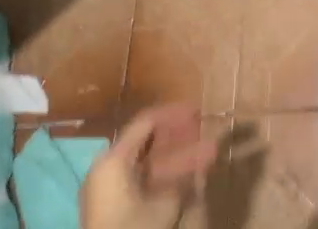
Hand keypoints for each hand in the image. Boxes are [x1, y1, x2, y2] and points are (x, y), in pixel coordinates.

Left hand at [81, 103, 219, 228]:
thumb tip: (197, 161)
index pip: (146, 122)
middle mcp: (108, 168)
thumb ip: (182, 177)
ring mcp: (110, 189)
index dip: (174, 114)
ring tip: (210, 152)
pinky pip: (144, 182)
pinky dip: (167, 177)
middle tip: (203, 128)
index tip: (198, 109)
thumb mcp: (164, 204)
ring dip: (179, 157)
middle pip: (148, 142)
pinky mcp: (114, 208)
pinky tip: (192, 175)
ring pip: (150, 164)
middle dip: (179, 136)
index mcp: (112, 159)